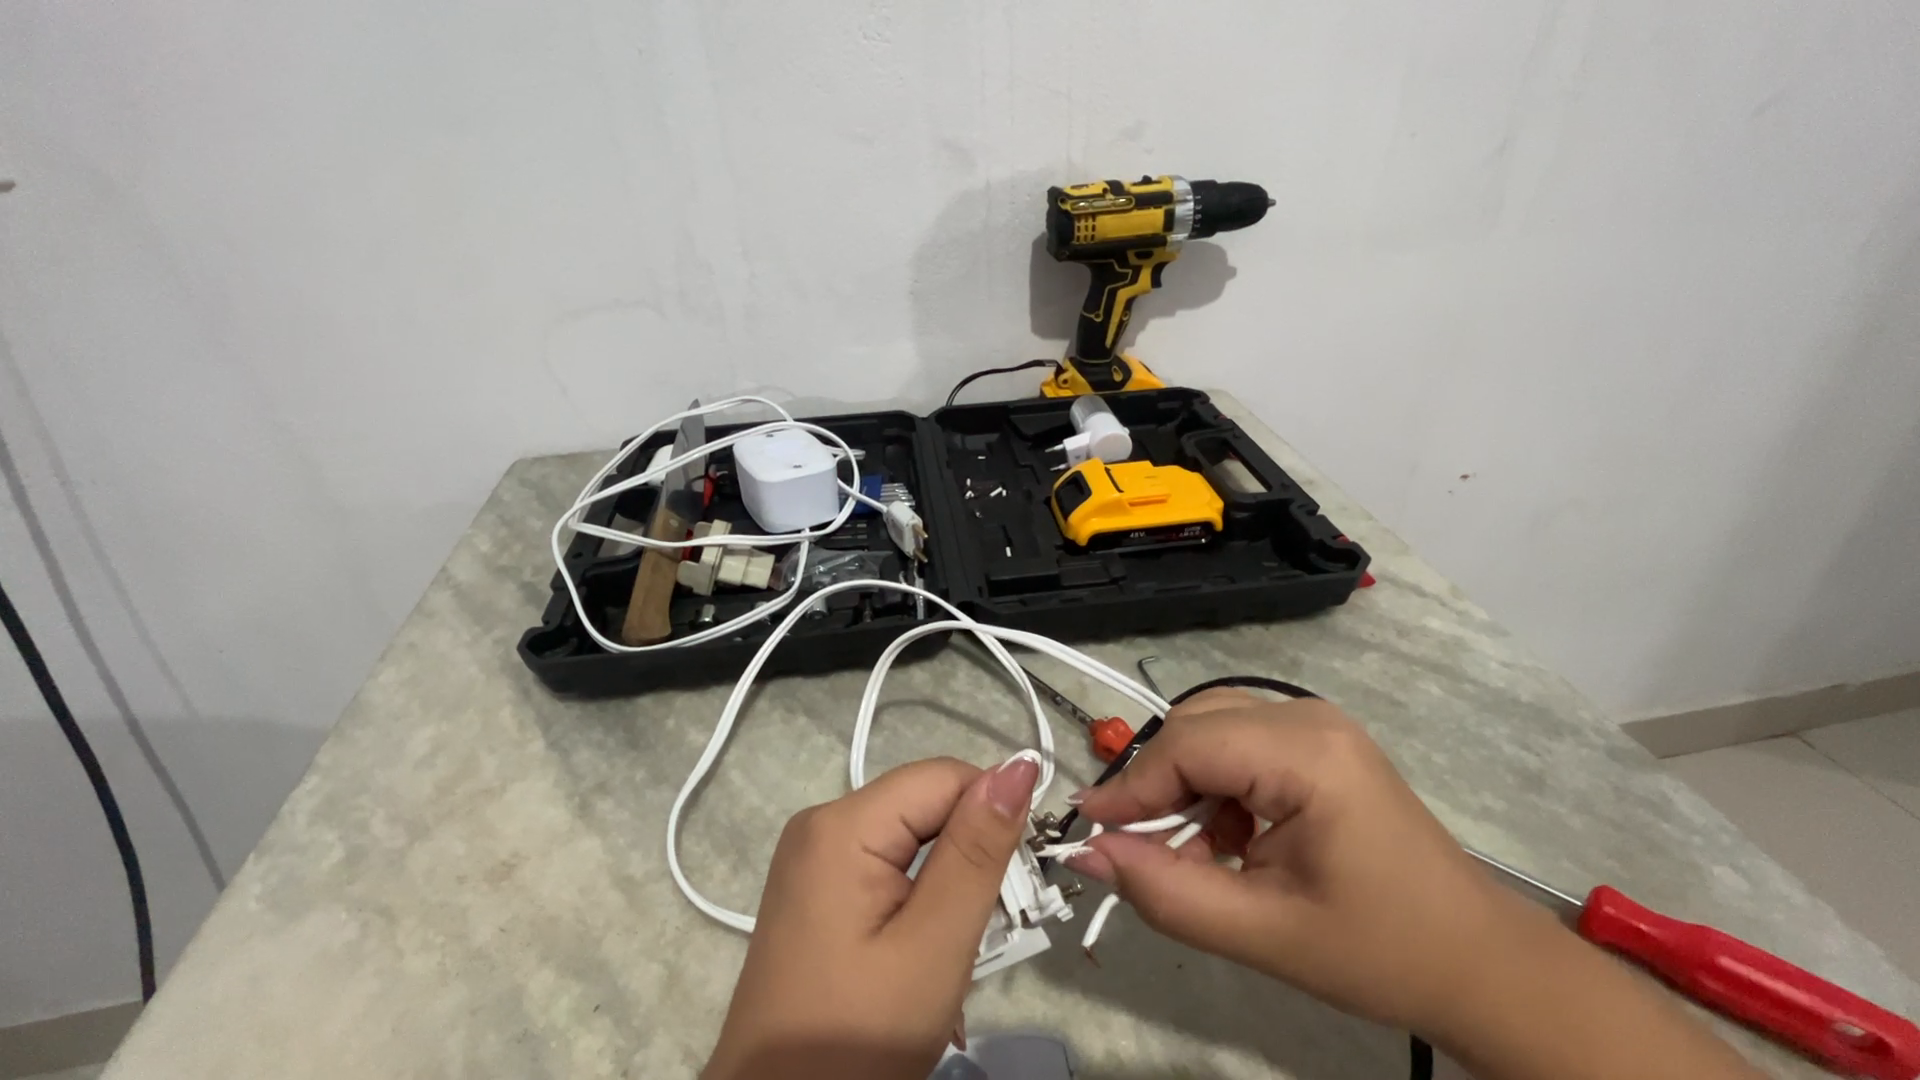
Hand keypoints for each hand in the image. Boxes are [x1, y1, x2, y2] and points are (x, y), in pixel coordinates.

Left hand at [703, 755, 1039, 1079]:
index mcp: (842, 825)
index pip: (944, 777)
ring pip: (911, 838)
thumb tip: (1020, 766)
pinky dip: (920, 899)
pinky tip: (924, 949)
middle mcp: (820, 823)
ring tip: (955, 947)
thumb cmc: (859, 1036)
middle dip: (970, 854)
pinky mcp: (815, 889)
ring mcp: (812, 857)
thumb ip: (977, 851)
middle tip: (989, 927)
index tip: (1019, 882)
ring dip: (949, 882)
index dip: (992, 816)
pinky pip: (886, 866)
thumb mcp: (934, 946)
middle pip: (925, 804)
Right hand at [1065, 690, 1528, 1034]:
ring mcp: (1318, 725)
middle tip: (1138, 847)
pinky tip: (1226, 839)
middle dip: (1156, 784)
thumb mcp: (1262, 933)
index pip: (1186, 746)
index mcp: (1307, 754)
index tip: (1087, 830)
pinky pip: (1238, 743)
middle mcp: (1309, 718)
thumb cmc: (1379, 950)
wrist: (1477, 961)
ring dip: (1183, 785)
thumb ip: (1166, 891)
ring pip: (1210, 729)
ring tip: (1189, 851)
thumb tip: (1088, 852)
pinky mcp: (1318, 742)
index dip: (1130, 788)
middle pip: (1194, 726)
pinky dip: (1213, 785)